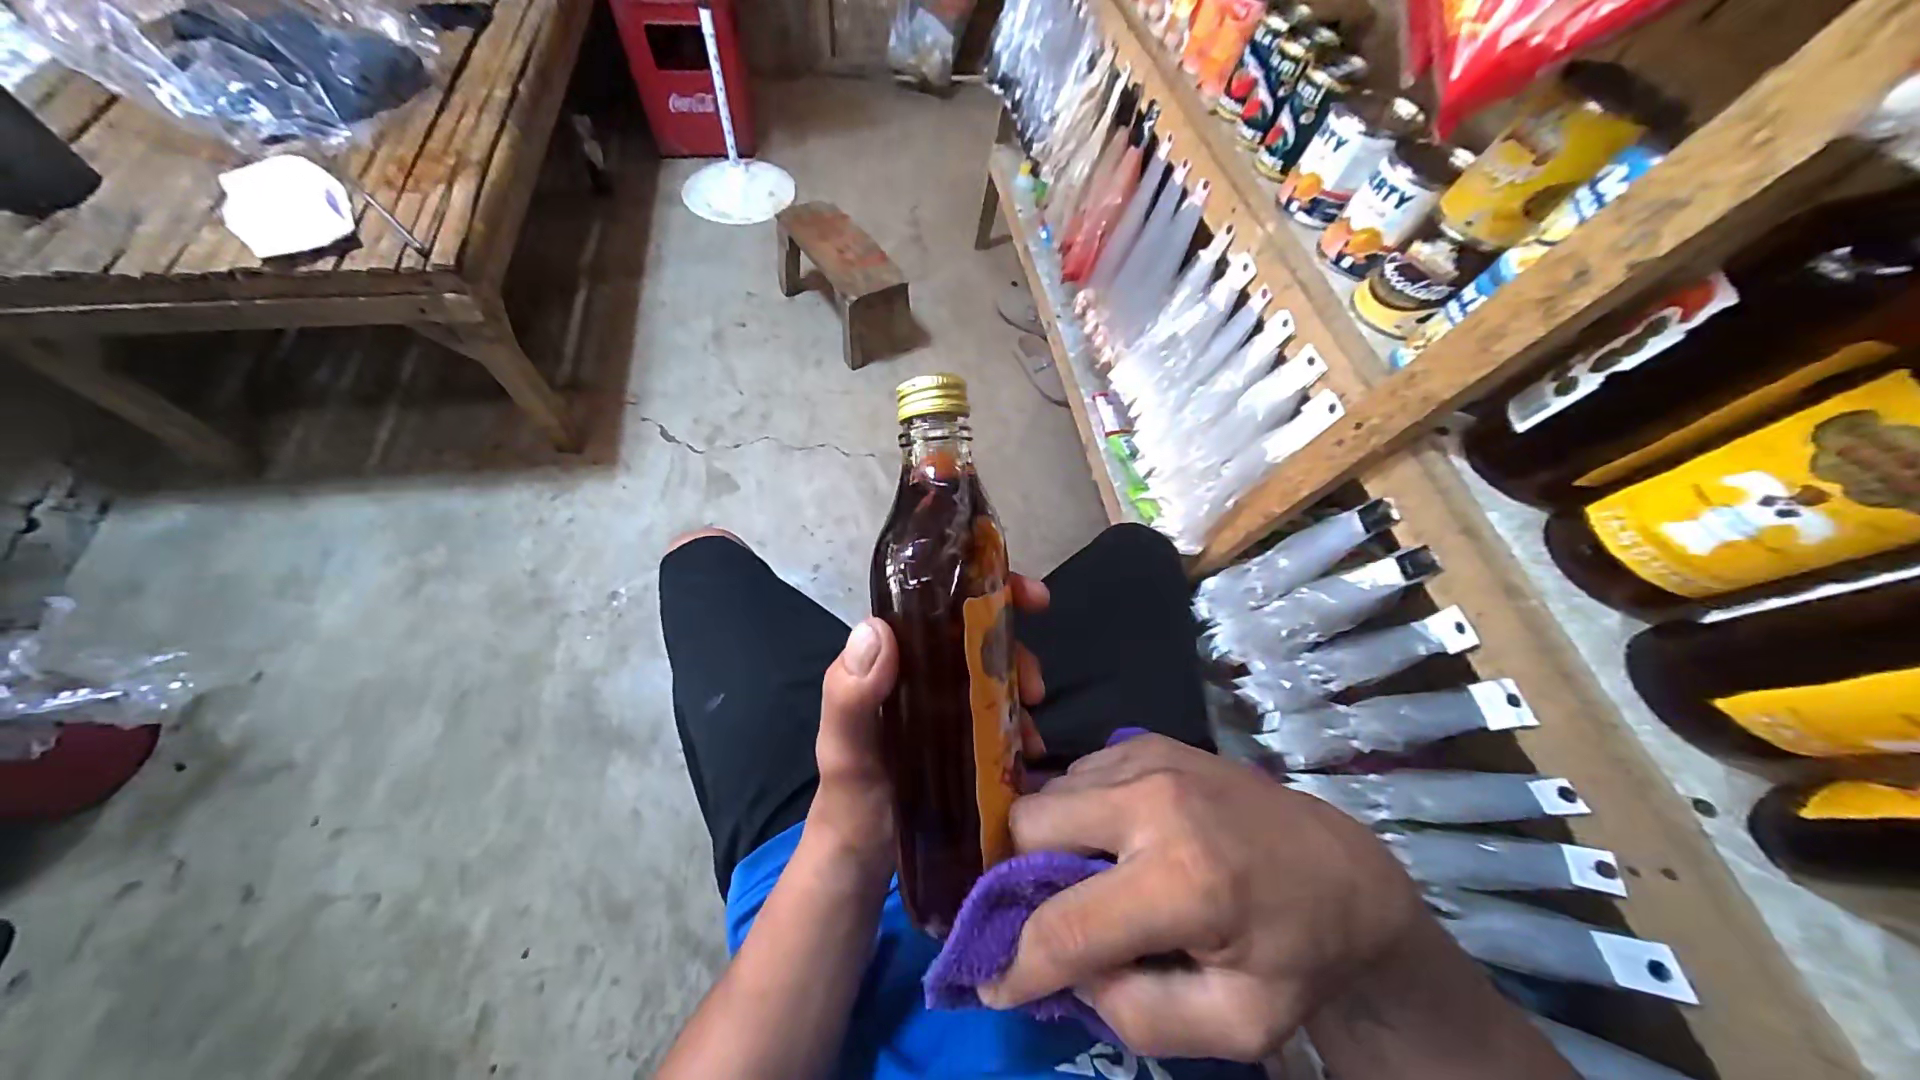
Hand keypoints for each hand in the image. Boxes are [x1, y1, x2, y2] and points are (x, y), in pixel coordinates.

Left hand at [810, 576, 1051, 860]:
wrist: (862, 860)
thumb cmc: (849, 800)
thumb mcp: (844, 750)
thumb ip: (850, 695)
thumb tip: (877, 627)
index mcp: (887, 659)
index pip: (934, 603)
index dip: (983, 589)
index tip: (1028, 596)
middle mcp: (917, 671)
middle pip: (975, 636)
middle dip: (1013, 649)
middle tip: (1035, 686)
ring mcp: (942, 702)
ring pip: (992, 673)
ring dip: (1021, 688)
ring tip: (1032, 730)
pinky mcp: (961, 734)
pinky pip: (999, 714)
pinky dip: (1020, 725)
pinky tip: (1030, 751)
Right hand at [979, 734, 1423, 1060]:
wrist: (1345, 871)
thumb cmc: (1295, 954)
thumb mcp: (1235, 1025)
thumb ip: (1135, 1013)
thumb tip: (1066, 968)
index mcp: (1184, 880)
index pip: (1066, 927)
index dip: (1017, 964)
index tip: (995, 986)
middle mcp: (1155, 801)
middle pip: (1030, 824)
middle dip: (1022, 874)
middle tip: (1047, 910)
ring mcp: (1149, 759)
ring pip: (1048, 793)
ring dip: (1051, 839)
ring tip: (1091, 875)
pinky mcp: (1147, 741)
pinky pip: (1077, 774)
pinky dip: (1078, 811)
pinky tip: (1115, 837)